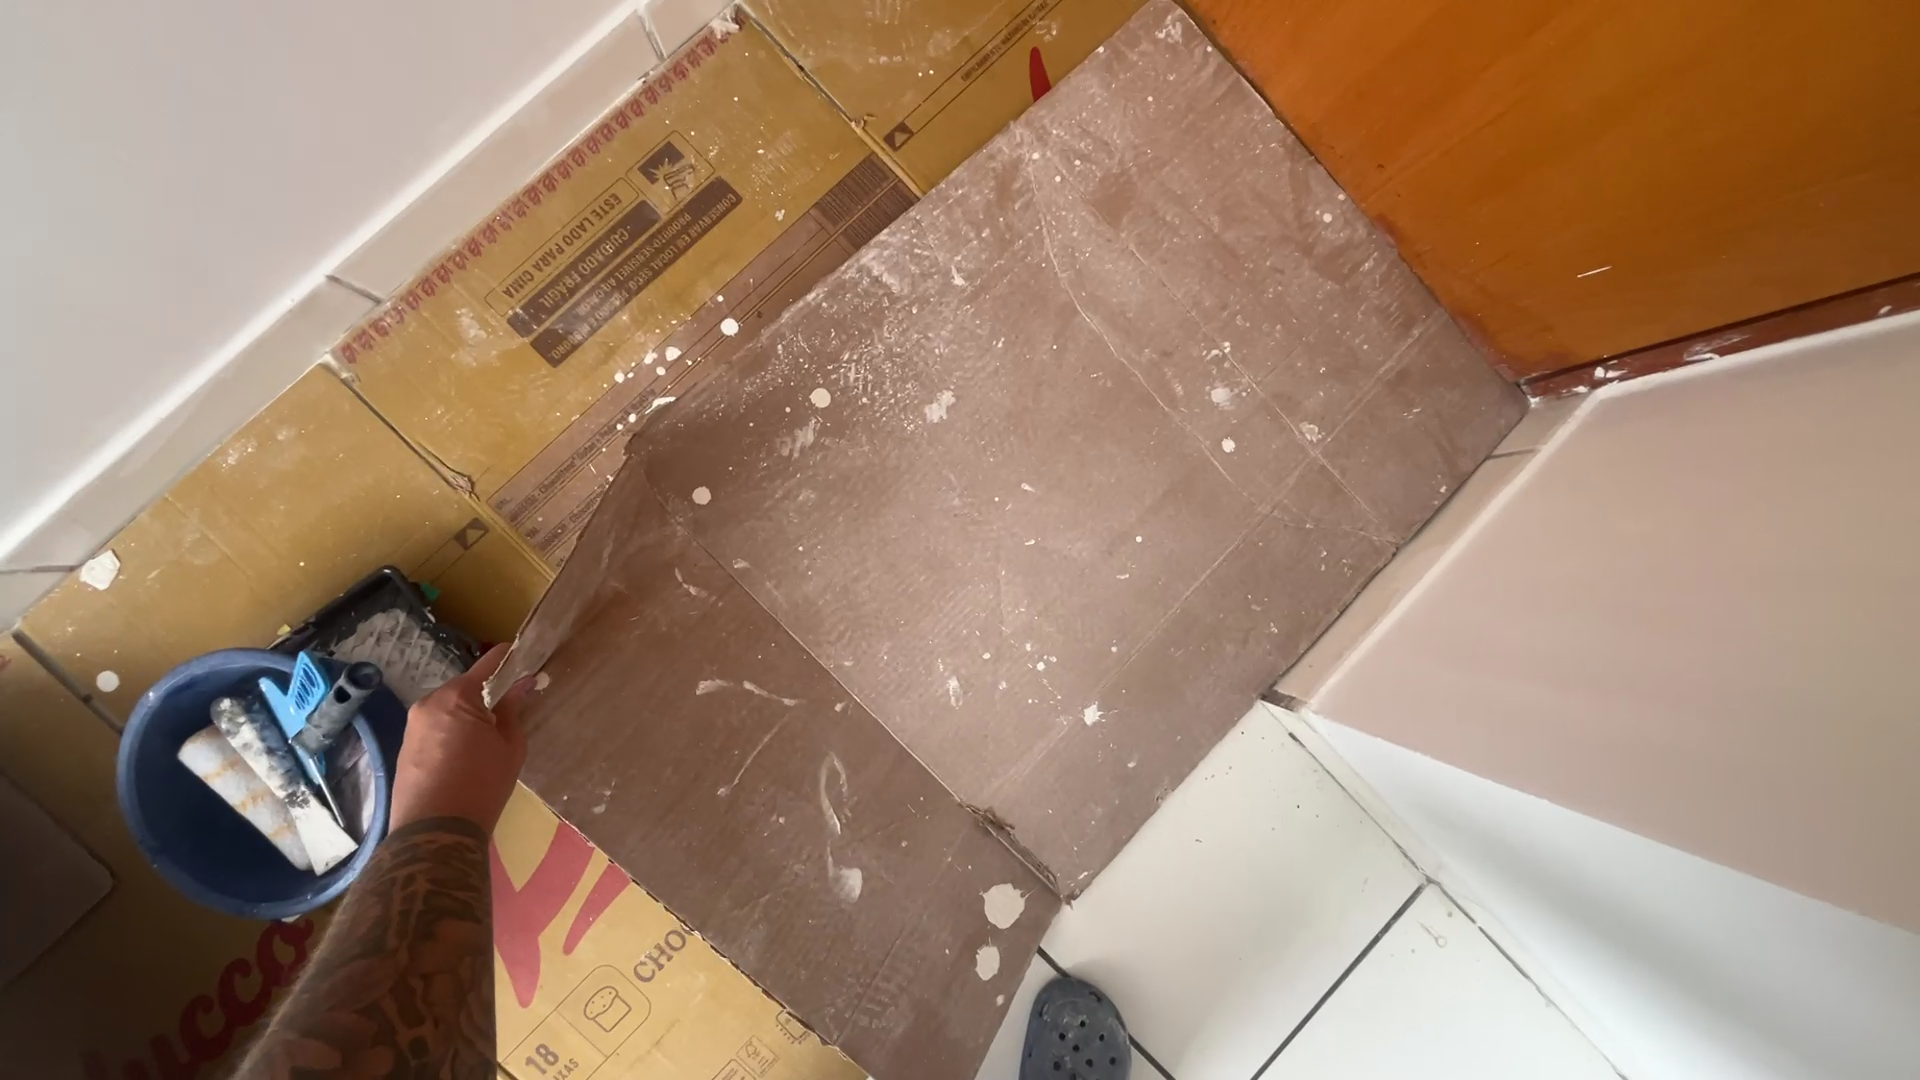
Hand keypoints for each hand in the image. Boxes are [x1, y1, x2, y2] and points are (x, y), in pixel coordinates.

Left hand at [388, 644, 533, 833]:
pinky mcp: (405, 747)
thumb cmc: (482, 782)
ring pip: (450, 708)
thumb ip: (514, 709)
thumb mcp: (510, 744)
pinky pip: (437, 726)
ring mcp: (413, 726)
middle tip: (514, 700)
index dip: (504, 656)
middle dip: (487, 691)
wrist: (435, 828)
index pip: (486, 665)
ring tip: (494, 729)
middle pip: (465, 688)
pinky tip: (471, 748)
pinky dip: (455, 729)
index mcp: (456, 697)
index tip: (519, 648)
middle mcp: (428, 704)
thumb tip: (523, 683)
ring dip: (470, 712)